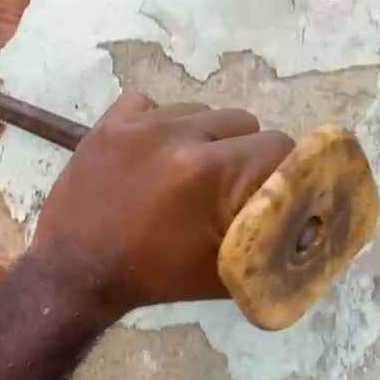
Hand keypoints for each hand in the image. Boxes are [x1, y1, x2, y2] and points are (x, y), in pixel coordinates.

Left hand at [31, 92, 293, 319]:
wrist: (75, 271)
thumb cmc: (154, 277)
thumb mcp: (226, 266)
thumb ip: (269, 235)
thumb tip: (303, 215)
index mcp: (212, 171)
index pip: (277, 145)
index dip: (280, 167)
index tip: (268, 185)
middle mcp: (177, 137)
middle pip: (240, 121)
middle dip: (240, 151)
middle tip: (225, 181)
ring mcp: (137, 127)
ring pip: (196, 110)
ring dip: (199, 135)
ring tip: (183, 168)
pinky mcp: (106, 126)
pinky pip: (147, 103)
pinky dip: (155, 121)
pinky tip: (150, 150)